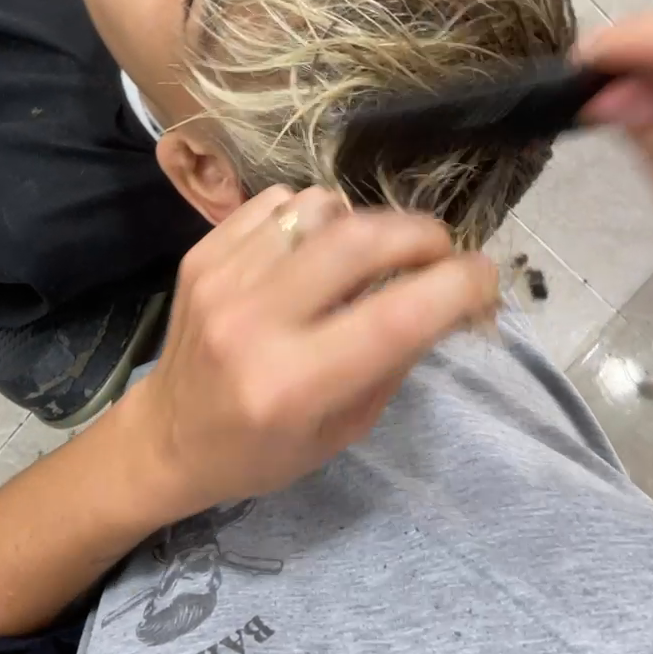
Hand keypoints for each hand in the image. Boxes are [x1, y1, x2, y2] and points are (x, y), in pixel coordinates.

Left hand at [124, 186, 497, 517]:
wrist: (167, 435)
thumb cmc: (262, 451)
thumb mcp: (343, 431)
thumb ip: (394, 361)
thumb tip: (445, 296)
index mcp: (292, 386)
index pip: (396, 317)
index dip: (459, 286)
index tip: (484, 278)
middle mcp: (253, 323)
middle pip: (359, 240)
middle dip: (421, 235)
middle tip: (439, 252)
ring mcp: (221, 280)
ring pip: (319, 207)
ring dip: (363, 223)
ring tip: (366, 256)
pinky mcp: (201, 254)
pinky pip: (278, 202)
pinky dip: (313, 216)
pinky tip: (312, 250)